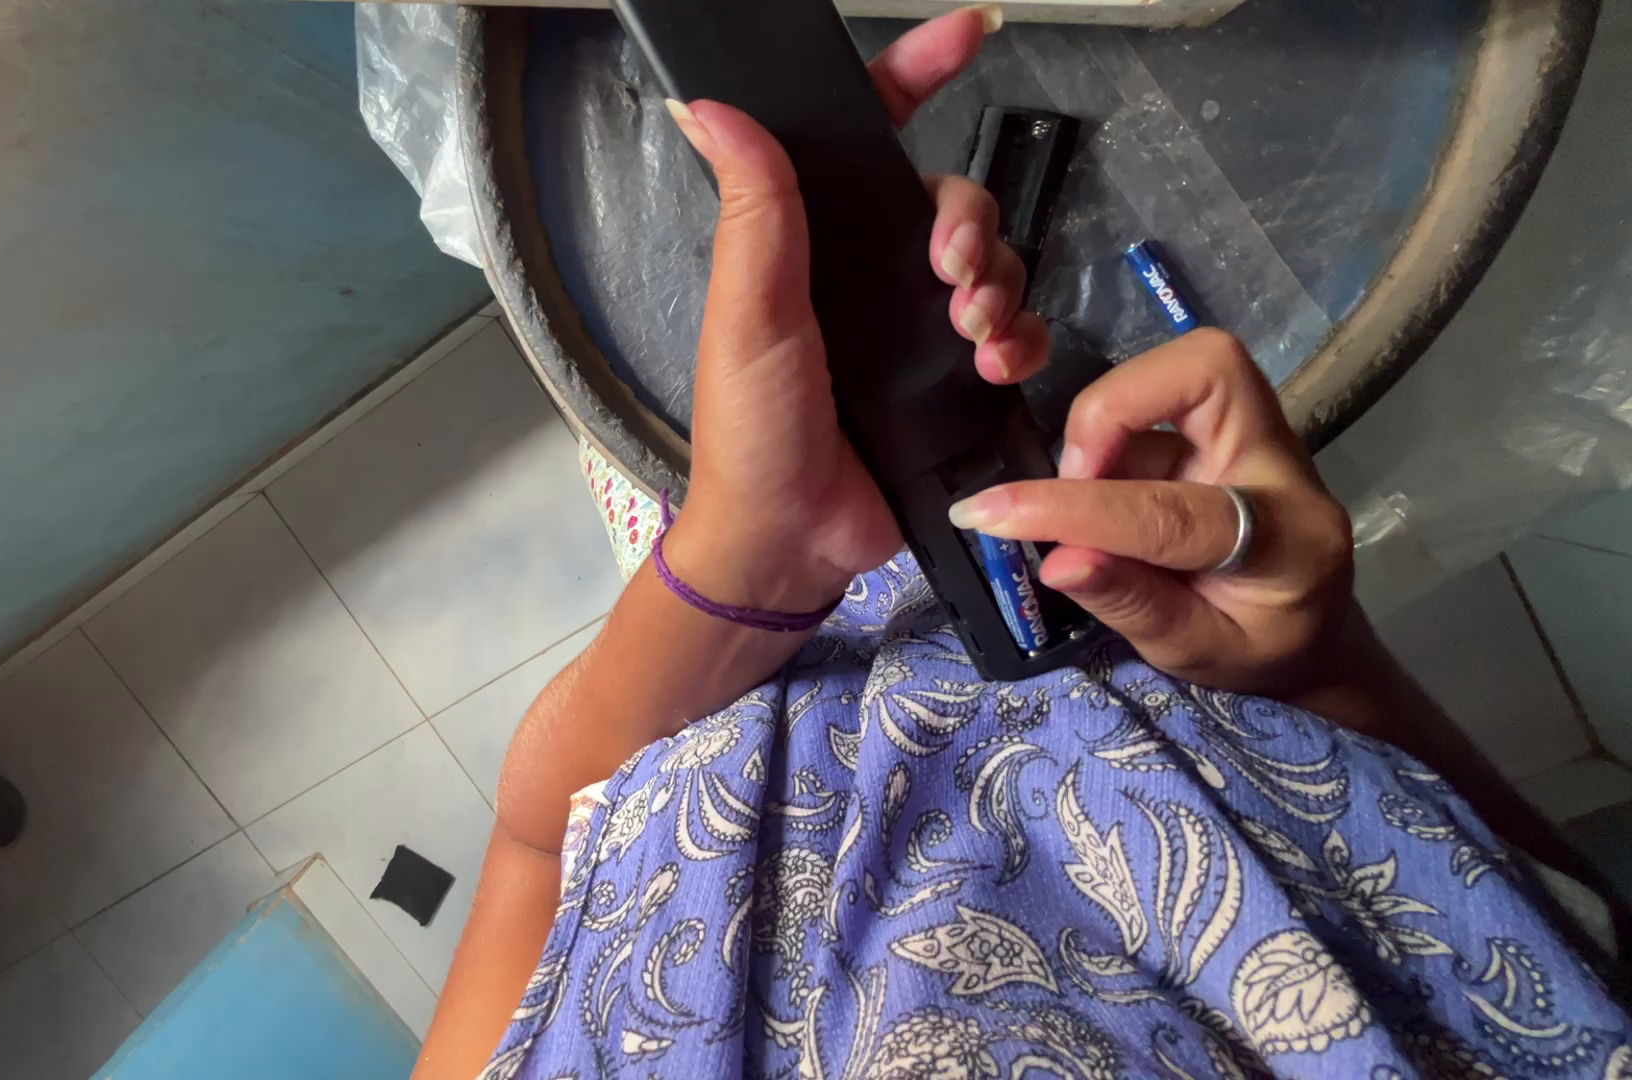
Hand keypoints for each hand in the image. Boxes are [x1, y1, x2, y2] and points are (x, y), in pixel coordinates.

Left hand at [660, 8, 1050, 614]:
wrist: (788, 538)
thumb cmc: (754, 432)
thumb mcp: (749, 319)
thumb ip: (752, 215)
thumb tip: (712, 106)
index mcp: (807, 254)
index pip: (859, 146)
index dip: (909, 80)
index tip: (968, 35)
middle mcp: (861, 284)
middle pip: (946, 207)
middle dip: (968, 223)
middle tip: (951, 273)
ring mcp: (907, 337)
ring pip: (987, 269)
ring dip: (997, 282)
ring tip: (972, 329)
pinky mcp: (943, 387)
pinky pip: (1008, 338)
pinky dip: (1018, 341)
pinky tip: (1000, 364)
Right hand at [949, 329, 1359, 696]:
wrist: (1310, 635)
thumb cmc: (1253, 651)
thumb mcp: (1191, 652)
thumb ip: (1130, 605)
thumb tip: (1056, 563)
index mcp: (1285, 543)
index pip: (1167, 514)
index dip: (1071, 510)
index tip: (987, 515)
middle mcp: (1278, 469)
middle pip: (1207, 369)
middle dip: (1110, 405)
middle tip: (1068, 472)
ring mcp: (1249, 439)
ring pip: (1172, 378)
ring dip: (1098, 430)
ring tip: (1075, 501)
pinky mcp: (1215, 432)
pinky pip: (1144, 410)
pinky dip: (1099, 446)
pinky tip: (1094, 498)